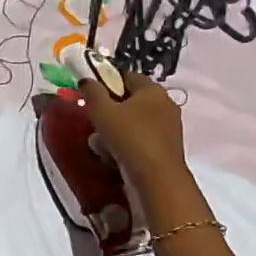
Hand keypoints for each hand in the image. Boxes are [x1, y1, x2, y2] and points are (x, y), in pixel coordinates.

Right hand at [77, 73, 190, 196]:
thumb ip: (92, 92)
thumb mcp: (103, 112)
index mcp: (153, 90)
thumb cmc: (129, 138)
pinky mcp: (167, 150)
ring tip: (100, 147)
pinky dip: (127, 147)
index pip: (127, 77)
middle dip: (109, 113)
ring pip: (134, 124)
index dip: (107, 83)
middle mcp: (165, 105)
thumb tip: (86, 79)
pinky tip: (114, 159)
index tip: (91, 97)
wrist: (157, 178)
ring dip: (115, 133)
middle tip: (94, 125)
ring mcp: (168, 129)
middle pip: (131, 103)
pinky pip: (142, 142)